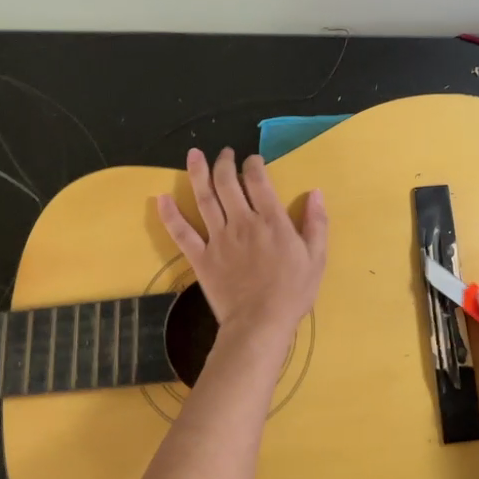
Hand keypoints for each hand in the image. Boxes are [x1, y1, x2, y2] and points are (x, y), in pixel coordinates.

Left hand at [155, 148, 328, 350]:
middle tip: (225, 153)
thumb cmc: (292, 292)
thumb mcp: (316, 257)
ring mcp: (218, 239)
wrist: (260, 324)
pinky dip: (170, 215)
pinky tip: (161, 198)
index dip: (254, 164)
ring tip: (194, 155)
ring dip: (198, 173)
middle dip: (225, 162)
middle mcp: (242, 222)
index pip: (258, 180)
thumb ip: (316, 223)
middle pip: (227, 183)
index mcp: (271, 220)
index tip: (253, 159)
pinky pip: (182, 233)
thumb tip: (316, 192)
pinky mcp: (201, 258)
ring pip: (205, 199)